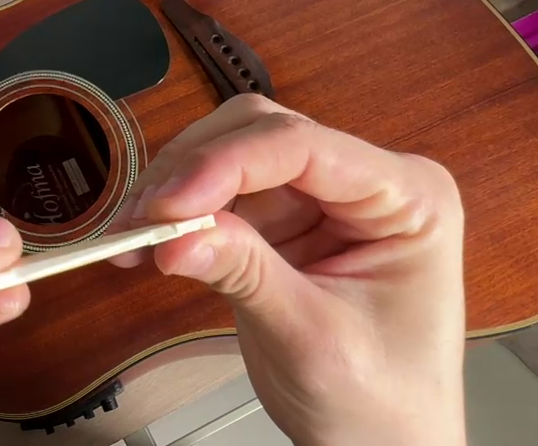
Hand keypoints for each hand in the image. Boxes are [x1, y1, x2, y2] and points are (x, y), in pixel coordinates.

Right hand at [112, 94, 465, 445]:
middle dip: (193, 168)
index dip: (225, 164)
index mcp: (404, 195)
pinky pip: (210, 185)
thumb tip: (173, 236)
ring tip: (132, 232)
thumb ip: (248, 276)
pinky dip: (171, 207)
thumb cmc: (379, 406)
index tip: (166, 205)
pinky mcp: (275, 208)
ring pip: (223, 147)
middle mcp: (358, 175)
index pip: (301, 146)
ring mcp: (313, 189)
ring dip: (171, 184)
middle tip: (143, 217)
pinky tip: (140, 235)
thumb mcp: (315, 343)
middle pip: (256, 131)